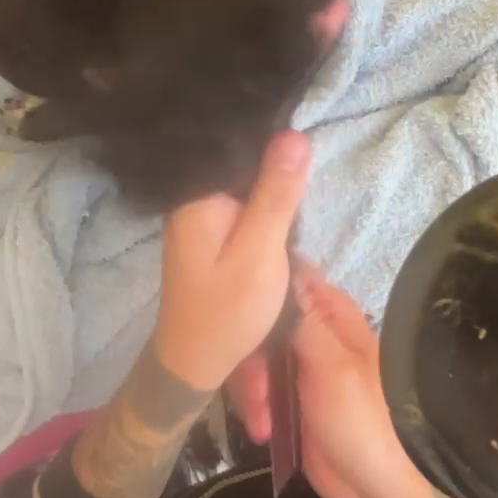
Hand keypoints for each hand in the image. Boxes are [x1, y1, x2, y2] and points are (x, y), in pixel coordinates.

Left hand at [71, 131, 309, 497]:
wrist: (194, 363)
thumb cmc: (227, 310)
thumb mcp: (260, 251)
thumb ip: (276, 195)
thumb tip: (292, 134)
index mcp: (197, 195)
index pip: (238, 144)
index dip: (275, 143)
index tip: (306, 149)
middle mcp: (191, 198)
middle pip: (241, 163)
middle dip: (275, 171)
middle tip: (304, 188)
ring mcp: (197, 216)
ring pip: (243, 186)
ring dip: (271, 194)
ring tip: (295, 202)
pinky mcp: (207, 233)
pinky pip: (238, 206)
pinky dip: (260, 211)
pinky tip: (278, 220)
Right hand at [227, 263, 421, 497]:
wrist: (383, 489)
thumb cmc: (366, 420)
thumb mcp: (332, 365)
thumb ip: (301, 319)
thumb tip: (278, 269)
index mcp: (328, 311)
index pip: (284, 276)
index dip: (255, 287)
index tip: (237, 316)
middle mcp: (310, 330)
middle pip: (256, 321)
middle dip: (248, 358)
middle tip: (258, 392)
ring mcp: (297, 365)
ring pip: (251, 357)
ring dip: (250, 390)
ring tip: (263, 423)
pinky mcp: (288, 398)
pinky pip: (256, 389)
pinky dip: (254, 409)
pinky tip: (264, 432)